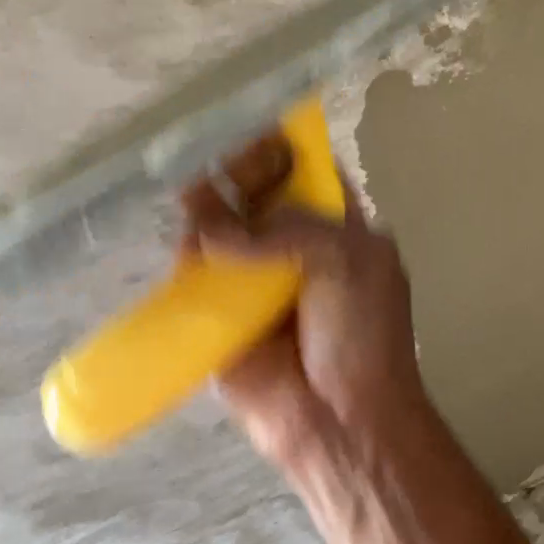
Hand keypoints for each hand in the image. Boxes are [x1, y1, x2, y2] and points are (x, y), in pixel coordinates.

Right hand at [179, 133, 428, 471]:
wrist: (342, 419)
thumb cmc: (362, 333)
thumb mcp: (350, 261)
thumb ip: (290, 229)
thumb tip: (212, 231)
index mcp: (340, 230)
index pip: (308, 173)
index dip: (282, 148)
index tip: (248, 125)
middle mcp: (297, 248)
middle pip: (256, 196)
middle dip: (235, 175)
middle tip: (210, 159)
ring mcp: (256, 282)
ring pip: (220, 231)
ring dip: (205, 210)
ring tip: (191, 191)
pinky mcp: (219, 317)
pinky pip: (194, 278)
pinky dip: (185, 257)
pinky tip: (181, 236)